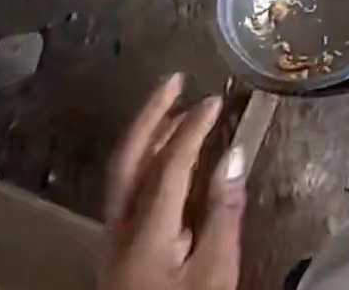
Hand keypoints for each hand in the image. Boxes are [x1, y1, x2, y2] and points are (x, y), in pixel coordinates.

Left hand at [101, 75, 244, 289]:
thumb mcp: (217, 273)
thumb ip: (224, 211)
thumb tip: (235, 153)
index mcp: (145, 238)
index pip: (168, 166)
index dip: (193, 127)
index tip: (217, 99)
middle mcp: (119, 233)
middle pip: (127, 160)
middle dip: (150, 115)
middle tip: (177, 79)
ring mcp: (113, 240)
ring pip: (122, 172)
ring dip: (148, 131)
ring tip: (179, 105)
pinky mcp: (119, 246)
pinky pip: (128, 186)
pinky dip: (148, 155)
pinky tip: (170, 150)